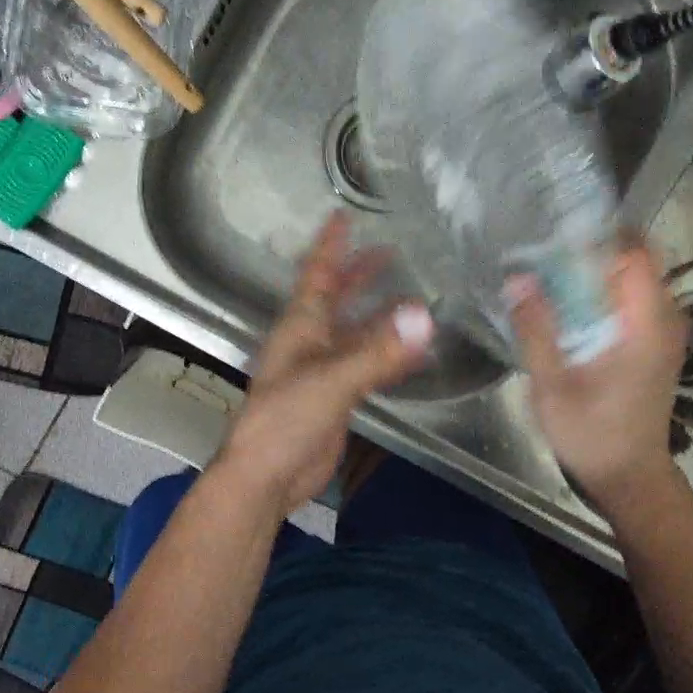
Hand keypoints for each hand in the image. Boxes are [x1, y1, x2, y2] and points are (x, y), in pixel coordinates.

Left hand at [213, 213, 434, 515]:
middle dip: (360, 274)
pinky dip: (390, 355)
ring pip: (355, 332)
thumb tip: (425, 317)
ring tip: (414, 296)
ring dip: (380, 314)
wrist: (267, 476)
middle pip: (336, 299)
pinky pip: (367, 365)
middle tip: (391, 252)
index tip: (342, 215)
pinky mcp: (336, 398)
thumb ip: (377, 352)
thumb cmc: (284, 421)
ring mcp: (322, 371)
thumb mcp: (330, 381)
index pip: (317, 276)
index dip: (329, 246)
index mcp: (300, 328)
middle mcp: (310, 342)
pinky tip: (415, 353)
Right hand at [507, 241, 687, 514]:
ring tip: (551, 281)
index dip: (599, 237)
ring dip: (596, 275)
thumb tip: (518, 279)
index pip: (636, 253)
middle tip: (545, 257)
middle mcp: (667, 320)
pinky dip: (604, 297)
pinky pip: (634, 303)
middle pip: (637, 262)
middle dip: (592, 253)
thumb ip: (537, 330)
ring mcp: (666, 333)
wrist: (629, 477)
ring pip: (634, 281)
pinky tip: (570, 312)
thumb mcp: (553, 385)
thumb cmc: (592, 434)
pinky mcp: (657, 346)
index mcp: (647, 325)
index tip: (557, 237)